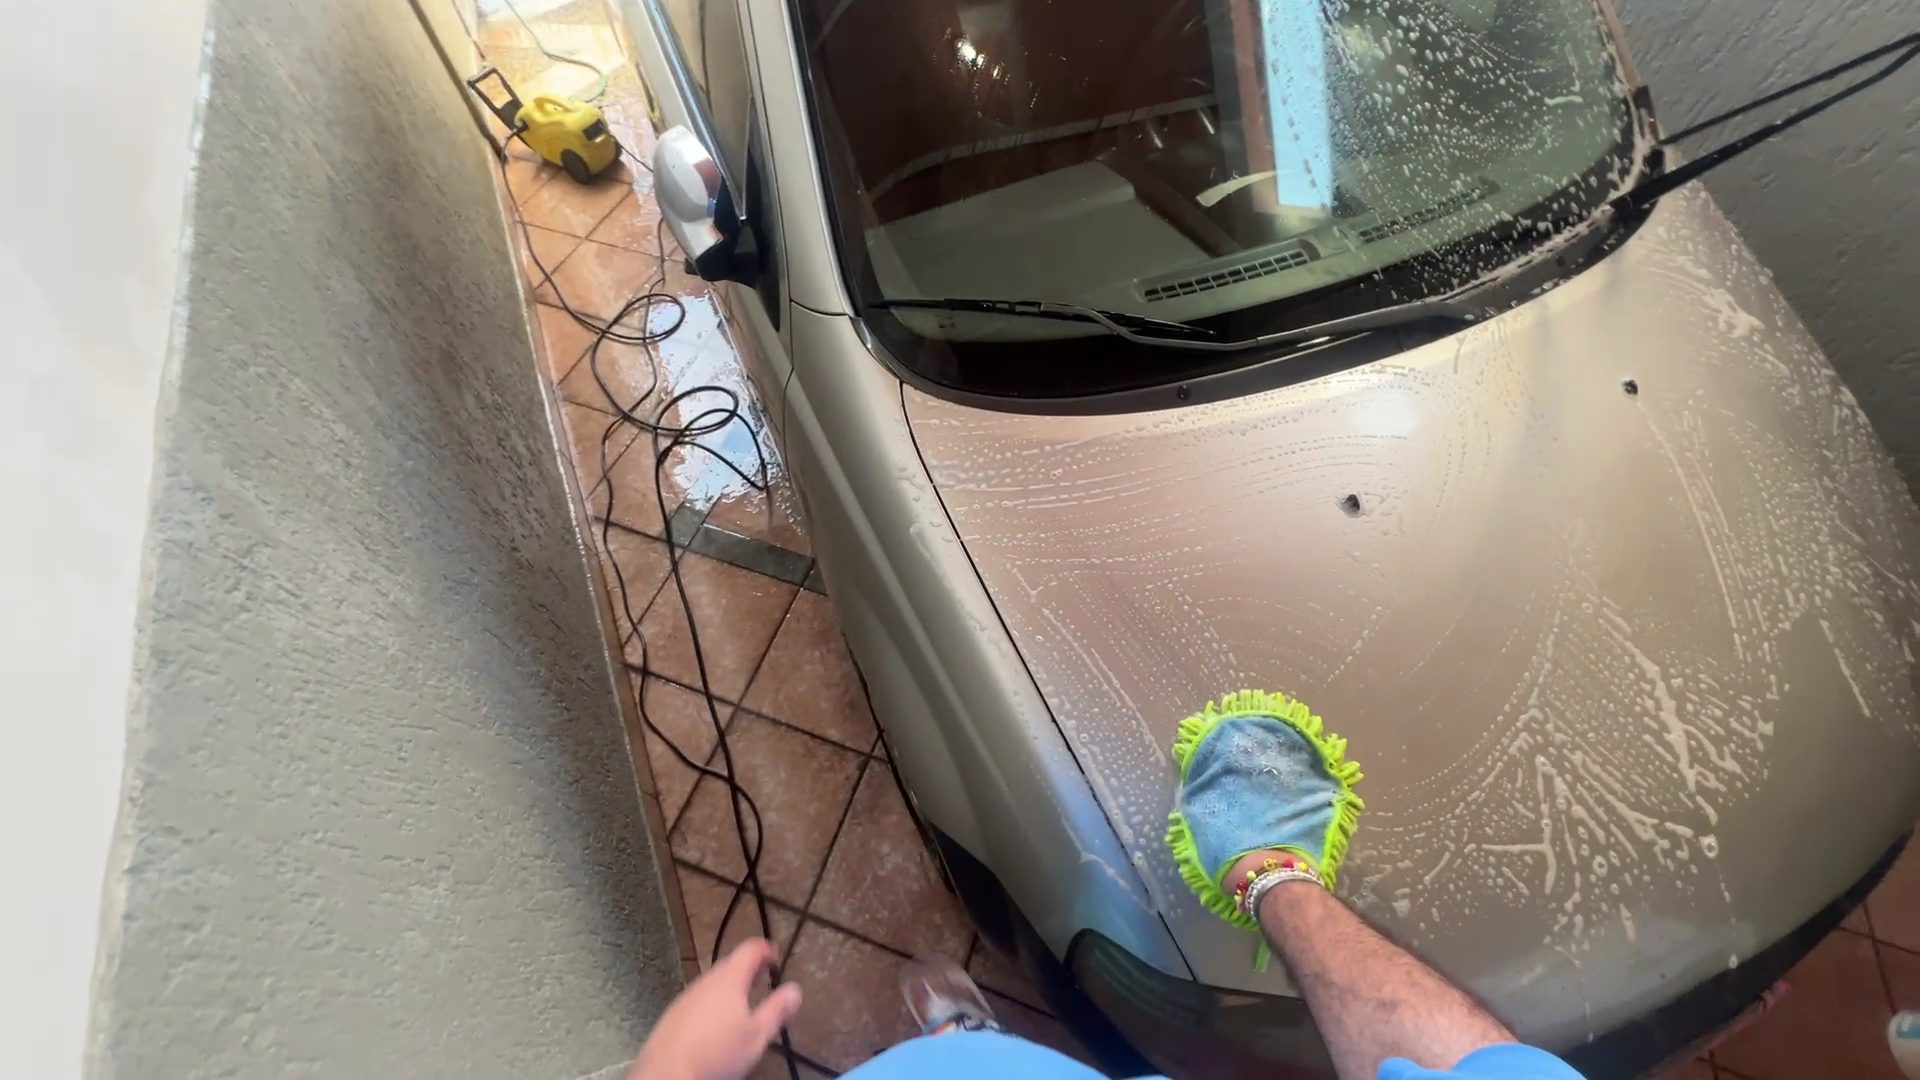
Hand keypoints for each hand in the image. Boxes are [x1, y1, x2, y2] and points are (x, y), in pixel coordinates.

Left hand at [628, 939, 802, 1079]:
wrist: (664, 1077)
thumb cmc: (717, 1053)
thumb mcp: (756, 1036)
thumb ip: (777, 1010)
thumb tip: (796, 989)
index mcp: (730, 978)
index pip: (751, 948)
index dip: (766, 949)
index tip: (776, 959)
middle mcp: (707, 980)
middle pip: (731, 964)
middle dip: (748, 970)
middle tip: (762, 983)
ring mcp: (686, 997)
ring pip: (713, 984)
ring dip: (729, 988)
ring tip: (740, 1007)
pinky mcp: (671, 1017)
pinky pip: (698, 1001)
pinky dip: (711, 1005)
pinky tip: (713, 1028)